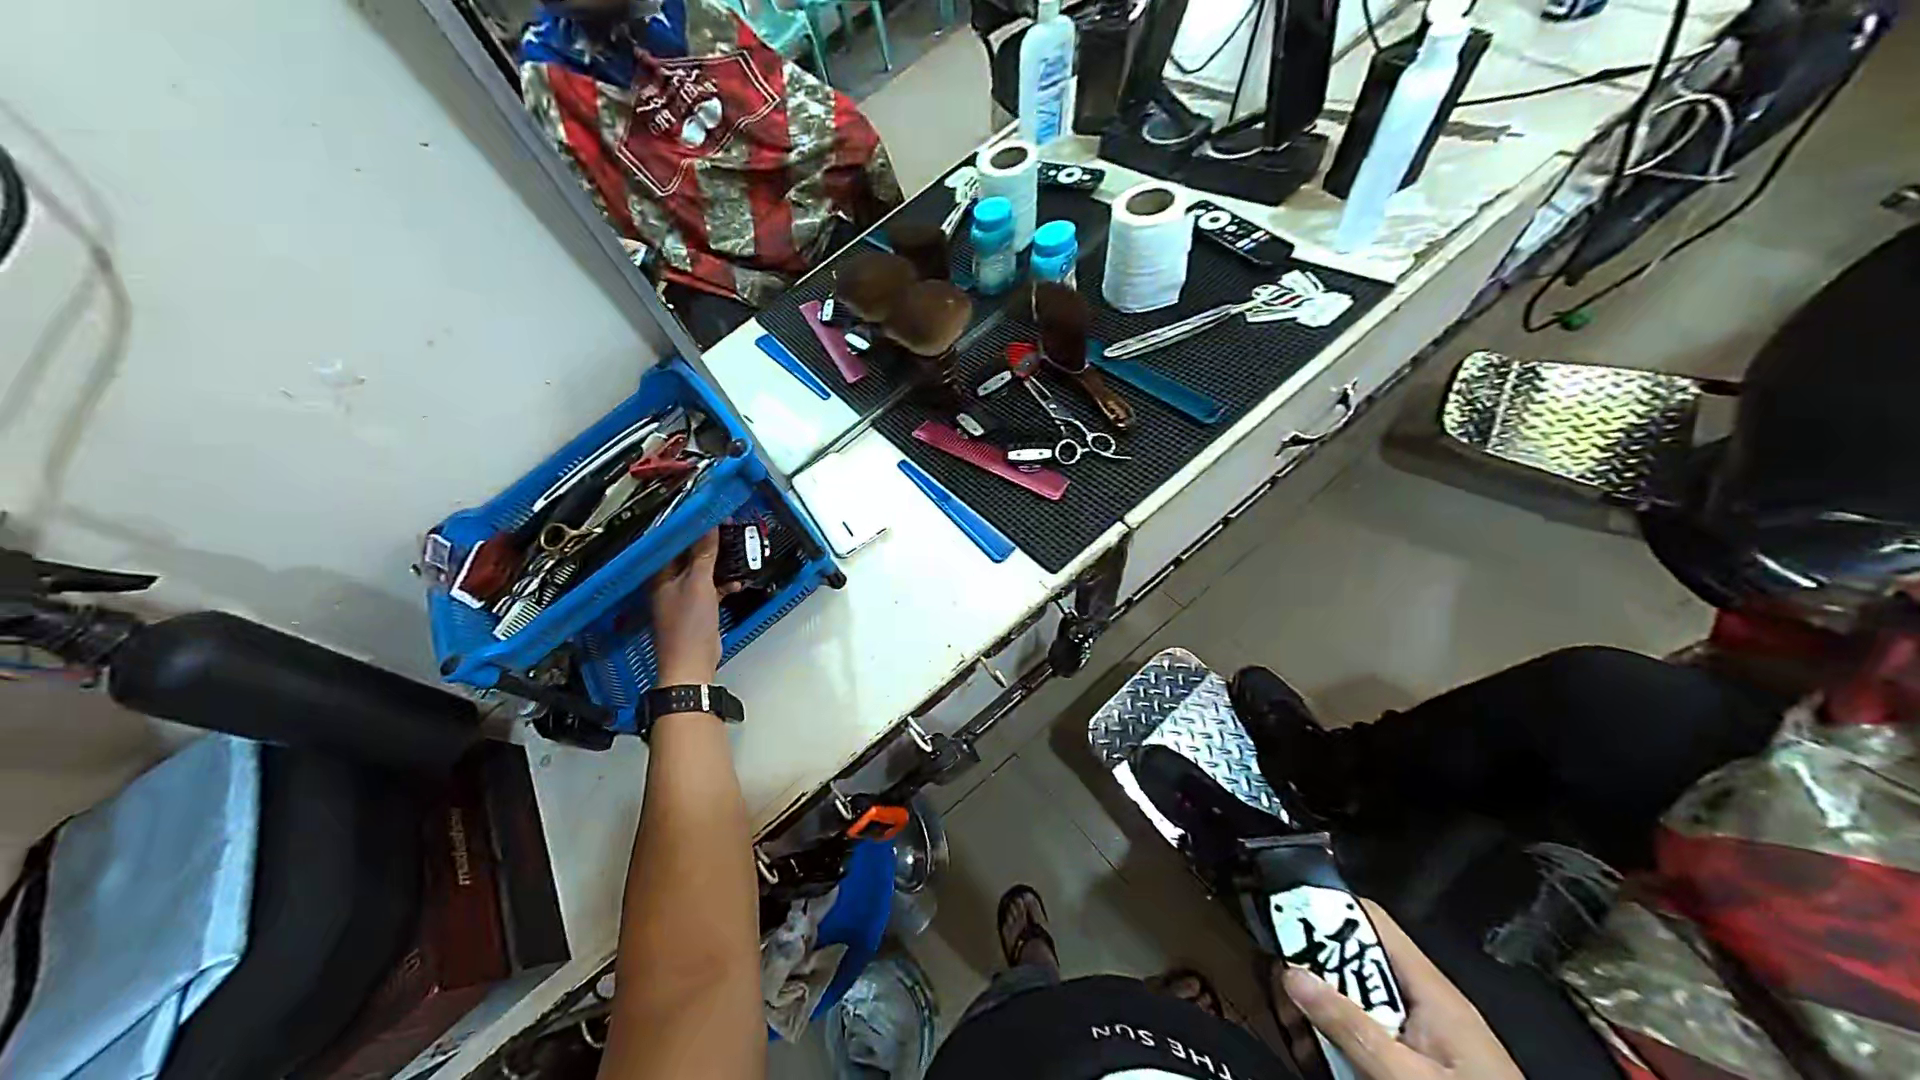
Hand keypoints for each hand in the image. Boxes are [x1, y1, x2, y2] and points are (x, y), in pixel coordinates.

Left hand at [649, 529, 734, 686]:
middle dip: (708, 543)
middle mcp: (668, 584)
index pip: (673, 543)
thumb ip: (703, 554)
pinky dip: (722, 584)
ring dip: (718, 563)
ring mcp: (682, 597)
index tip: (709, 514)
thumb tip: (709, 525)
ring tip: (736, 551)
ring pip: (701, 572)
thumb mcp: (699, 583)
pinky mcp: (697, 610)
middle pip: (688, 556)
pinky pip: (710, 589)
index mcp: (660, 575)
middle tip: (728, 529)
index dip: (691, 527)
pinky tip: (736, 582)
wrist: (691, 664)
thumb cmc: (689, 624)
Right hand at [1281, 900, 1521, 1079]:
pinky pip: (1367, 1035)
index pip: (1372, 921)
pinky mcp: (1417, 1066)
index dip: (1328, 910)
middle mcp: (1425, 1005)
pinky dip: (1338, 1040)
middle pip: (1355, 962)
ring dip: (1320, 1012)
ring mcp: (1421, 1038)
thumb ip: (1351, 1028)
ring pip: (1355, 1001)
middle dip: (1313, 972)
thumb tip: (1293, 973)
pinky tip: (1317, 1057)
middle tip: (1281, 992)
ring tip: (1294, 1032)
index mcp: (1432, 992)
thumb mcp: (1407, 1079)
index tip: (1284, 920)